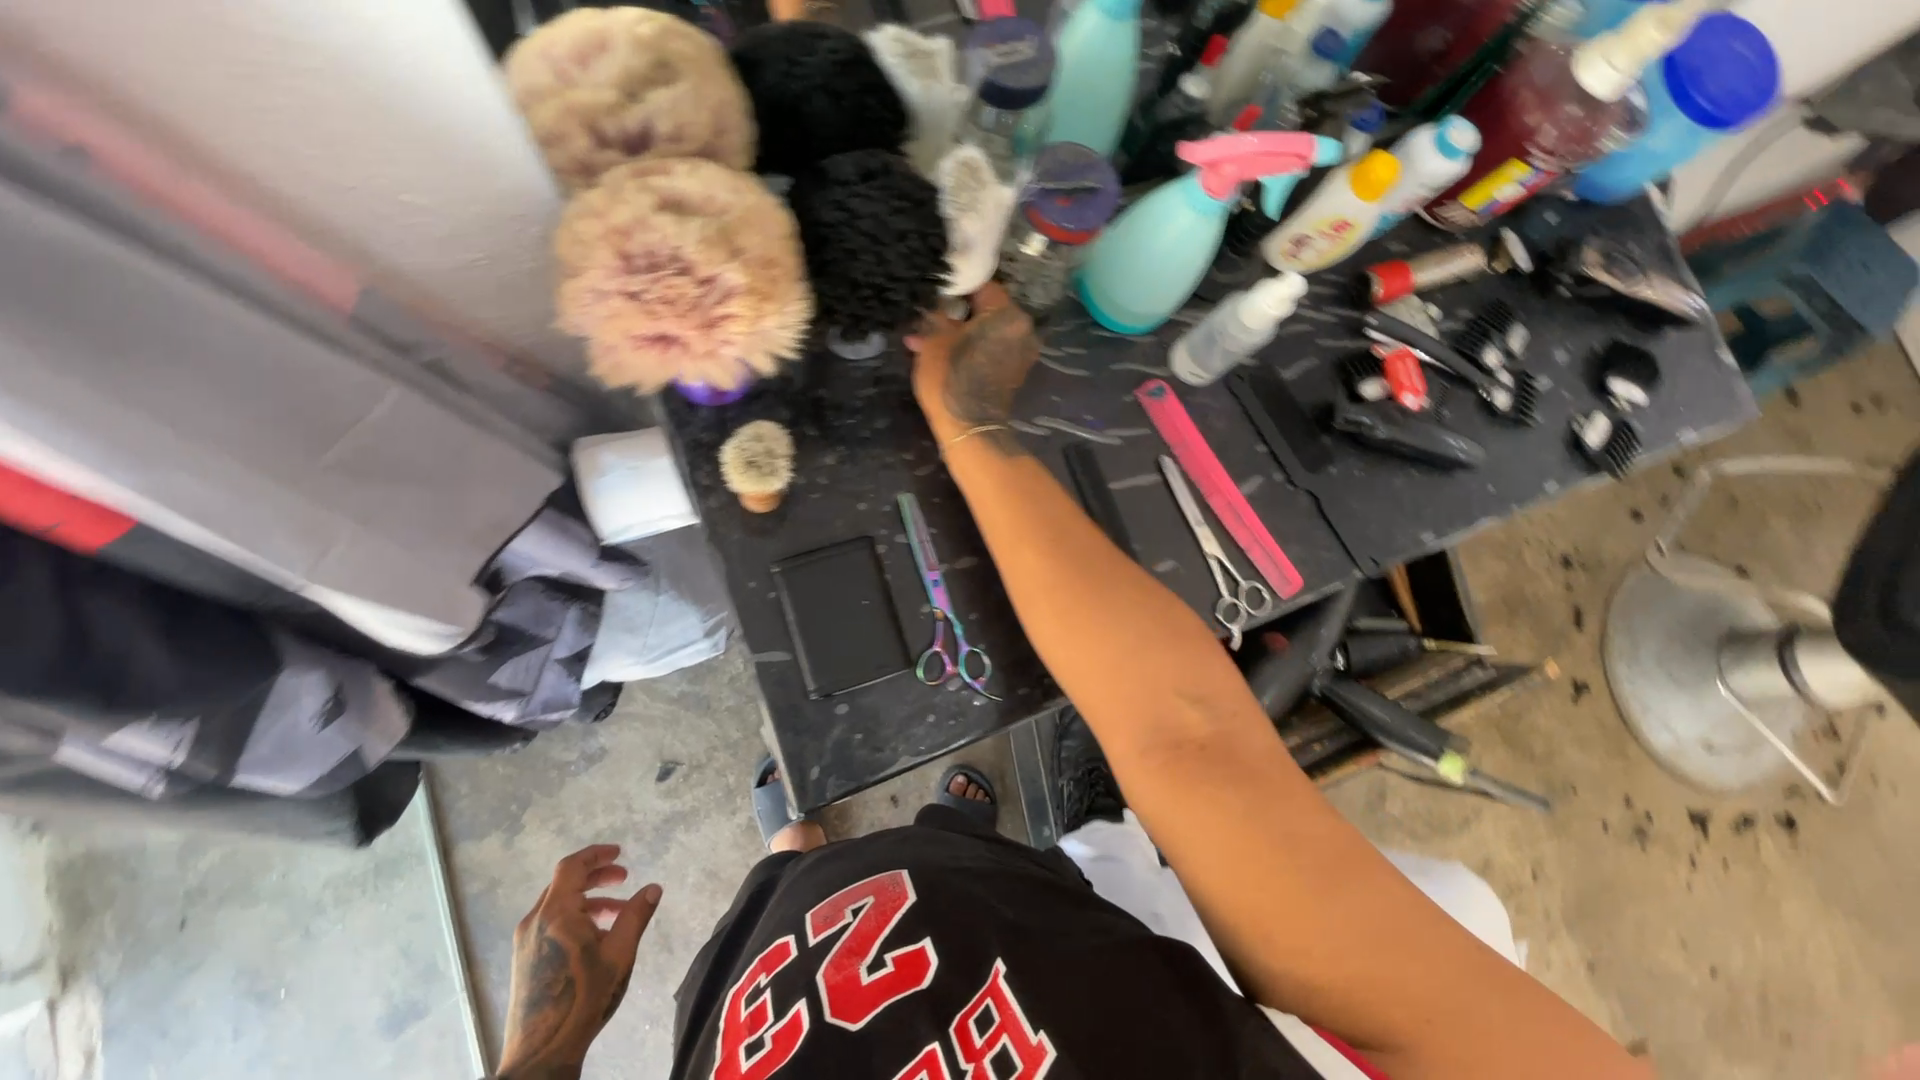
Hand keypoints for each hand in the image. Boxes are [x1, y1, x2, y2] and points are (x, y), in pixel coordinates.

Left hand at [496, 845, 661, 1079]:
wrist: (542, 1048)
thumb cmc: (584, 996)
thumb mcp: (620, 953)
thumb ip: (636, 916)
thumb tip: (654, 887)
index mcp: (556, 913)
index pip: (571, 867)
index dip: (596, 854)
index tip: (619, 853)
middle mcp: (534, 921)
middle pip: (564, 884)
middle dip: (596, 877)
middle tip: (624, 879)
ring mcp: (525, 942)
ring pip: (557, 905)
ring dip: (588, 900)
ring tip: (617, 915)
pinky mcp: (523, 960)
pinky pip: (550, 924)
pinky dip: (574, 918)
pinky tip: (595, 940)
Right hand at [907, 283, 1039, 450]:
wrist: (969, 428)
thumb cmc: (951, 379)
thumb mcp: (934, 340)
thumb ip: (935, 314)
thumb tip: (933, 304)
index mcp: (1008, 314)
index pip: (982, 286)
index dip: (956, 286)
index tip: (935, 290)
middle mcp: (1022, 329)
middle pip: (986, 309)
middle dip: (957, 312)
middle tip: (930, 313)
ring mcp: (1021, 352)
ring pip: (987, 331)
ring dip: (961, 331)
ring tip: (927, 336)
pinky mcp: (1013, 371)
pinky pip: (991, 348)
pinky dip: (971, 347)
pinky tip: (942, 350)